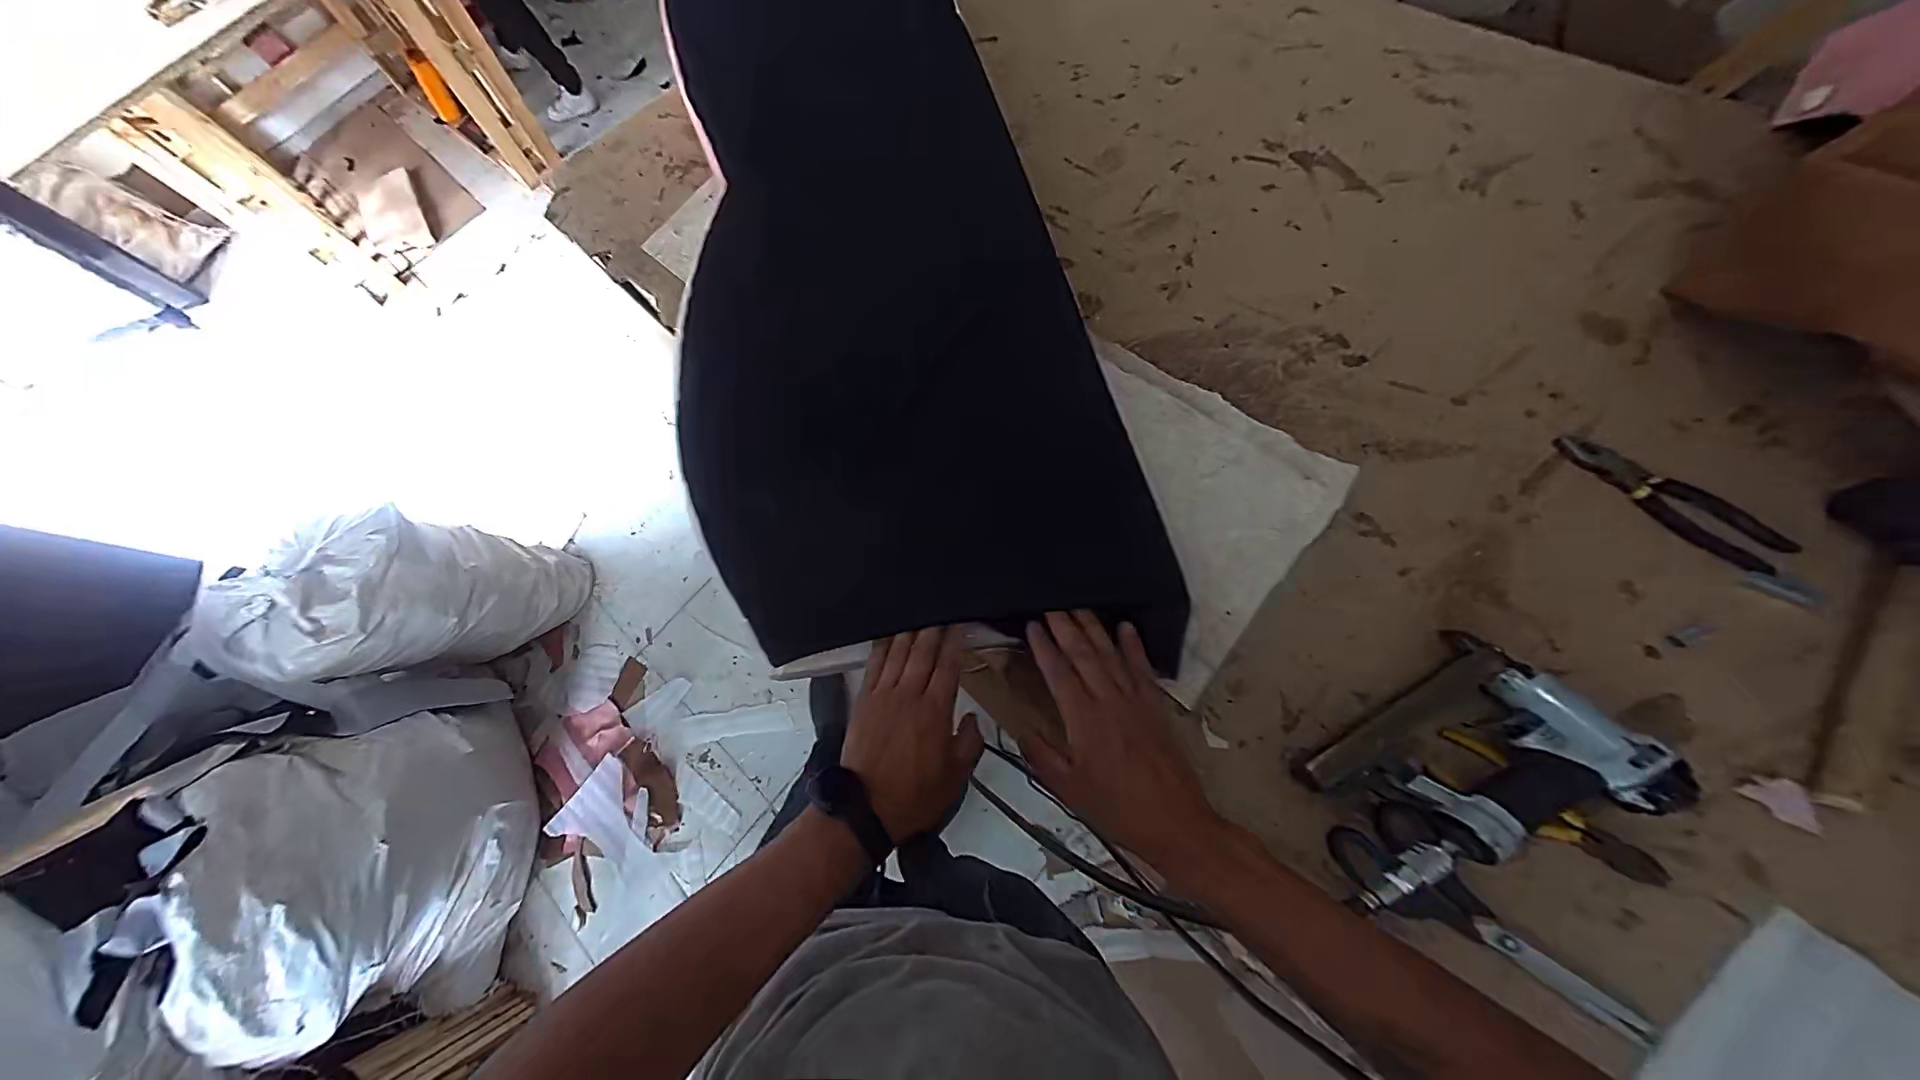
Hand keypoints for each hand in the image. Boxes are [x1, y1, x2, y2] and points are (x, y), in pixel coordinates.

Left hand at [841, 626, 985, 841]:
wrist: (867, 808)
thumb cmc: (915, 795)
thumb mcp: (956, 776)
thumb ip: (970, 742)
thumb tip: (972, 719)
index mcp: (935, 710)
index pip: (948, 665)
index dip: (955, 642)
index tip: (960, 626)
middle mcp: (909, 695)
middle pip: (923, 651)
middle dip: (933, 629)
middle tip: (940, 613)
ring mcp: (883, 695)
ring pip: (898, 652)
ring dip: (909, 632)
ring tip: (917, 616)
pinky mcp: (864, 701)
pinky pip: (874, 665)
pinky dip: (882, 647)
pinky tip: (888, 636)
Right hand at [1019, 611, 1227, 873]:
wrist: (1174, 821)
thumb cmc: (1116, 808)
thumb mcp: (1069, 789)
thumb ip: (1042, 755)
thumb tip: (1021, 728)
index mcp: (1083, 720)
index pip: (1059, 674)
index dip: (1044, 648)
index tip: (1033, 625)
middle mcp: (1109, 702)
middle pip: (1084, 655)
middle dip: (1065, 627)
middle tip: (1052, 605)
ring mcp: (1135, 701)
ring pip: (1111, 655)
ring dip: (1094, 629)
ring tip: (1079, 607)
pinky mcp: (1155, 706)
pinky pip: (1142, 669)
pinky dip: (1133, 646)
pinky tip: (1126, 627)